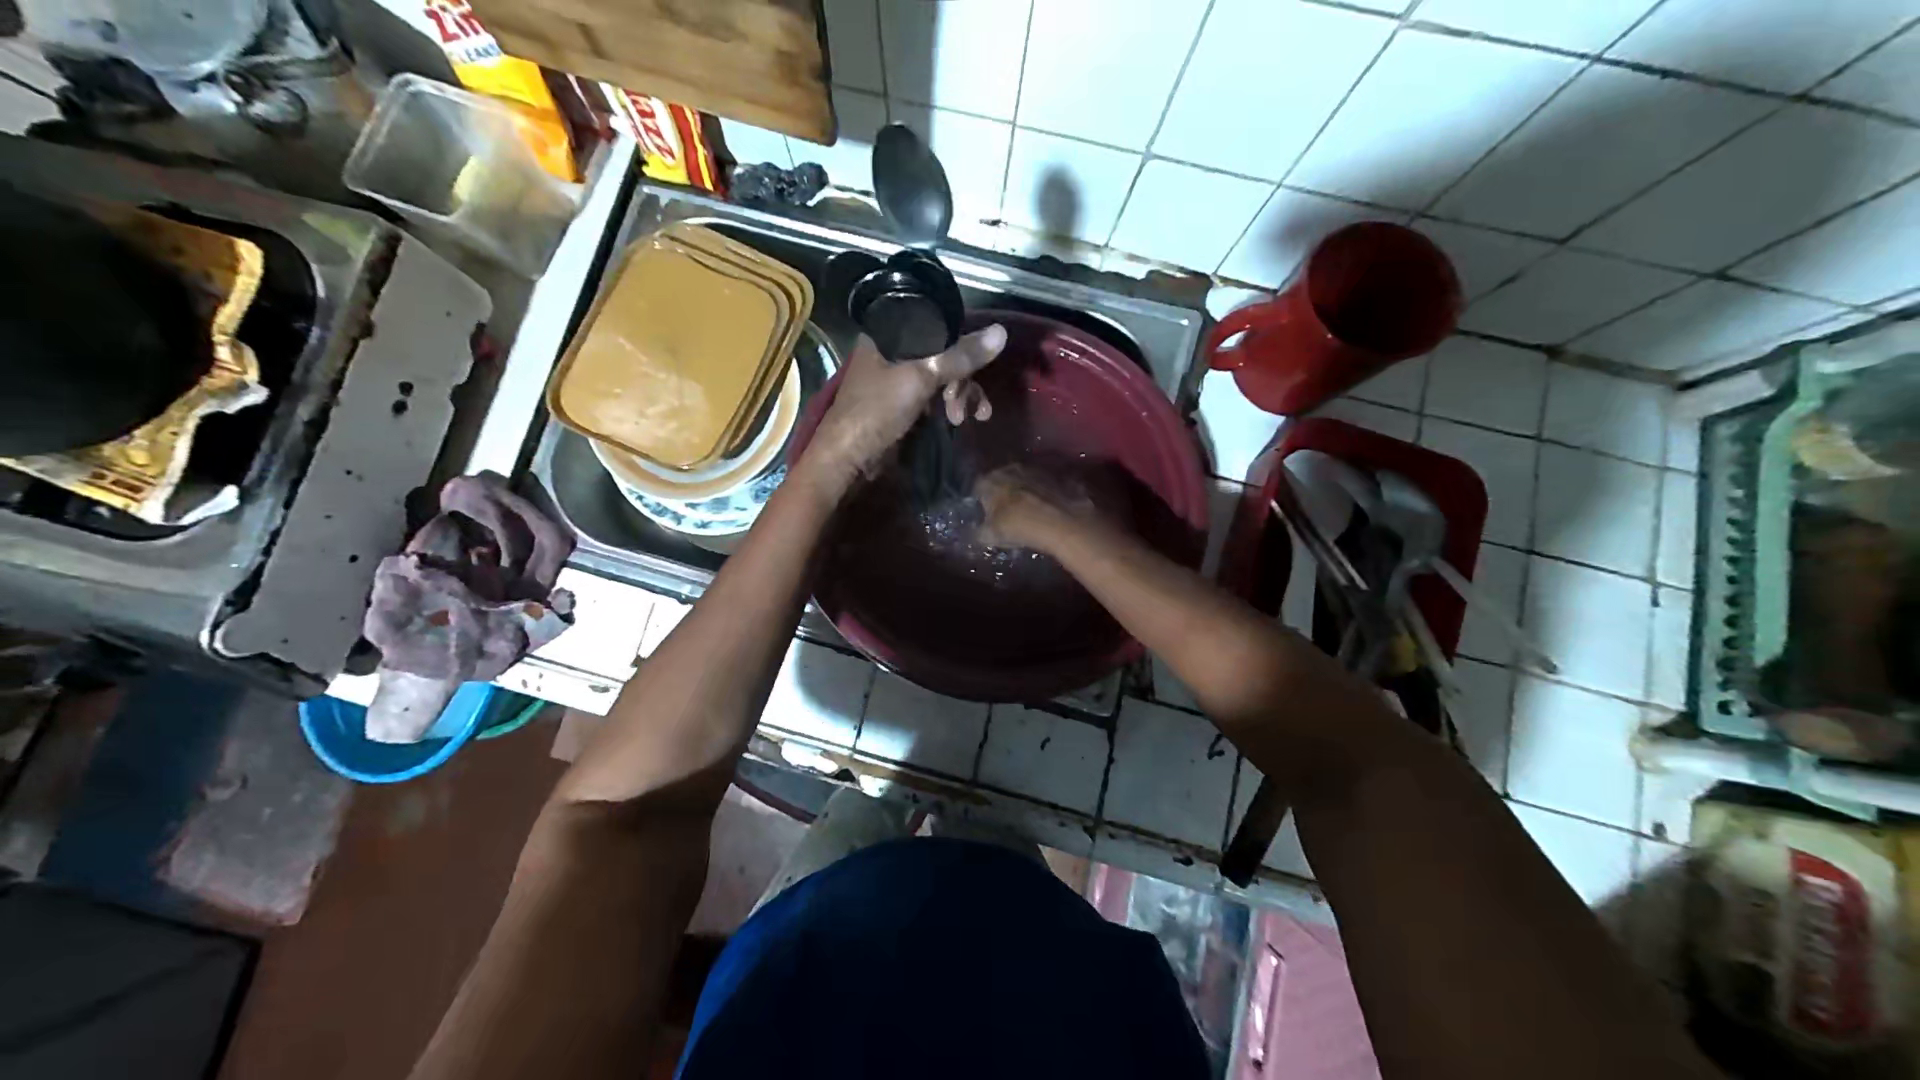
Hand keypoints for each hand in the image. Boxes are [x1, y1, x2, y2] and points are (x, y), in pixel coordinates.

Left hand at [802, 324, 1006, 490]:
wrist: (848, 458)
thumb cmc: (877, 411)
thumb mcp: (921, 379)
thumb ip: (960, 358)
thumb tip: (1001, 333)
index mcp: (887, 335)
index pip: (936, 326)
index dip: (960, 345)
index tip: (973, 369)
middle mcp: (893, 352)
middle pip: (943, 355)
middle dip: (961, 381)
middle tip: (962, 405)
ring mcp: (898, 380)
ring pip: (942, 378)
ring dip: (959, 397)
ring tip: (963, 420)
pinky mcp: (903, 405)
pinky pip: (935, 397)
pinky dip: (950, 407)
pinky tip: (960, 422)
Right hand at [974, 464, 1102, 549]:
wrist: (1060, 522)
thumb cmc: (1018, 526)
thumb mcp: (991, 536)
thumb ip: (980, 532)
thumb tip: (978, 532)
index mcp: (990, 481)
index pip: (978, 488)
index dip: (981, 502)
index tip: (985, 515)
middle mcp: (1010, 469)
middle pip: (1002, 481)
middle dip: (1003, 494)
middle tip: (1006, 513)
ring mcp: (1035, 470)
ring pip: (1024, 481)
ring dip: (1025, 492)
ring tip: (1028, 512)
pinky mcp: (1056, 476)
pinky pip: (1044, 486)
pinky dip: (1044, 494)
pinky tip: (1047, 509)